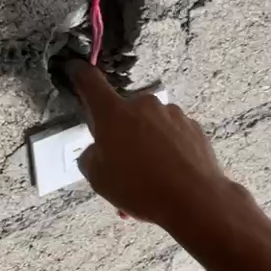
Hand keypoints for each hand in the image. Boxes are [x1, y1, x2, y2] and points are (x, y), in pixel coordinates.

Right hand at [68, 61, 245, 237]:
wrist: (195, 200)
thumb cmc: (141, 188)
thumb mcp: (99, 180)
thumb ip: (91, 157)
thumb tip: (97, 151)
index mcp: (114, 114)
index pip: (90, 82)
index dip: (80, 75)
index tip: (76, 70)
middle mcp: (143, 105)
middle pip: (124, 113)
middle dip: (121, 134)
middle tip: (123, 165)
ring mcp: (171, 113)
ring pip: (149, 126)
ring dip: (146, 145)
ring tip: (150, 179)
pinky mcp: (192, 126)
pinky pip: (172, 134)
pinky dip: (168, 150)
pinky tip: (170, 175)